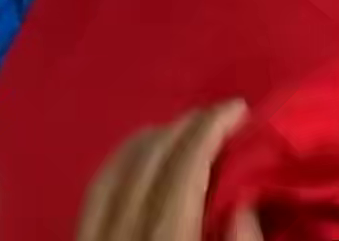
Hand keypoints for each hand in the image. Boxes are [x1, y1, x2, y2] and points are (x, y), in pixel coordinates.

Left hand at [77, 101, 262, 240]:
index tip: (240, 110)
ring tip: (188, 132)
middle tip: (222, 117)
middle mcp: (121, 236)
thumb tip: (244, 201)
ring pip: (114, 171)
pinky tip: (145, 157)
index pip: (185, 164)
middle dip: (189, 124)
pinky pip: (94, 193)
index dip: (213, 126)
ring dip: (155, 137)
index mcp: (165, 239)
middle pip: (150, 159)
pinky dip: (122, 162)